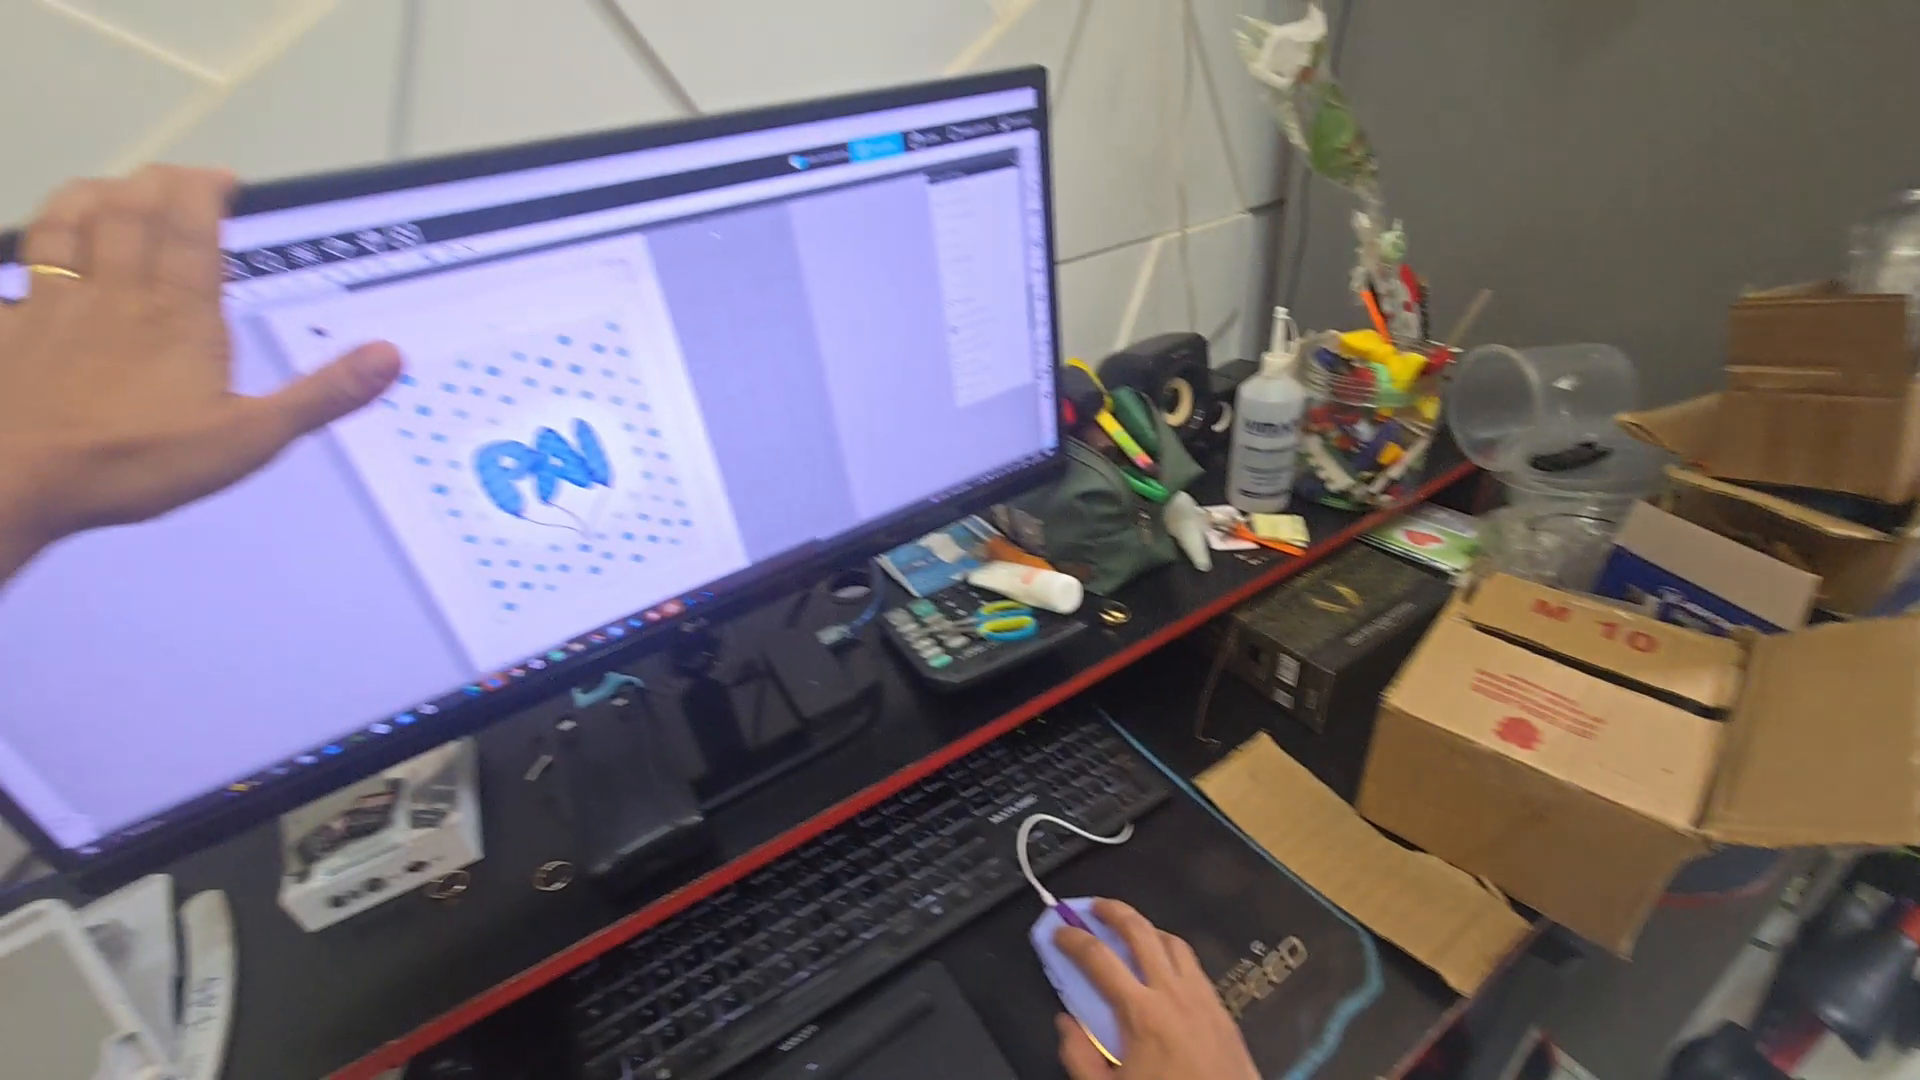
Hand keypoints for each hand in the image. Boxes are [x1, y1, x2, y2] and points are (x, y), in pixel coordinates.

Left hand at [0, 165, 400, 577]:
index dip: (205, 193)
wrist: (11, 482)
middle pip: (126, 213)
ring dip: (92, 196)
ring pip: (66, 225)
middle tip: (182, 178)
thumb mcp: (257, 436)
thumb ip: (325, 394)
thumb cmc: (142, 459)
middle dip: (156, 185)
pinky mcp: (11, 331)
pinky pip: (22, 267)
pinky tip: (44, 251)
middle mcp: (114, 295)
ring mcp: (53, 308)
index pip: (189, 230)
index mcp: (177, 314)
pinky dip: (37, 244)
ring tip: (114, 187)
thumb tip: (390, 355)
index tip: (225, 178)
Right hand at [1053, 899, 1259, 1079]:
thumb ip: (1080, 1057)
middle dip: (1112, 911)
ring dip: (1145, 928)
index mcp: (1141, 1012)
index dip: (1073, 939)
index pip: (1099, 958)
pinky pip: (1193, 964)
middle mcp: (1172, 993)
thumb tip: (1065, 1021)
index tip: (1059, 931)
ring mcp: (1201, 997)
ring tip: (1129, 931)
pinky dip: (1171, 951)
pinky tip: (1164, 965)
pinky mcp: (1222, 1009)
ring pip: (1171, 941)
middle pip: (1139, 931)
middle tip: (1093, 907)